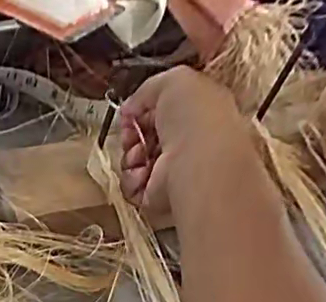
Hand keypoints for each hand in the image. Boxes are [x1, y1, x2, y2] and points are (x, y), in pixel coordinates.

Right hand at [119, 67, 256, 217]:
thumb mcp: (172, 81)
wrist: (196, 160)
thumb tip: (128, 108)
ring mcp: (169, 172)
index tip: (131, 113)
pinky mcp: (158, 196)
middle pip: (142, 139)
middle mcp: (181, 144)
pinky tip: (143, 173)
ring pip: (134, 163)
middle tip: (132, 135)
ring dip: (130, 156)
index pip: (158, 114)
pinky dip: (132, 179)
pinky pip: (132, 188)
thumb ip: (147, 90)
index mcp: (191, 115)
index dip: (140, 112)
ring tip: (140, 154)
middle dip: (131, 135)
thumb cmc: (193, 116)